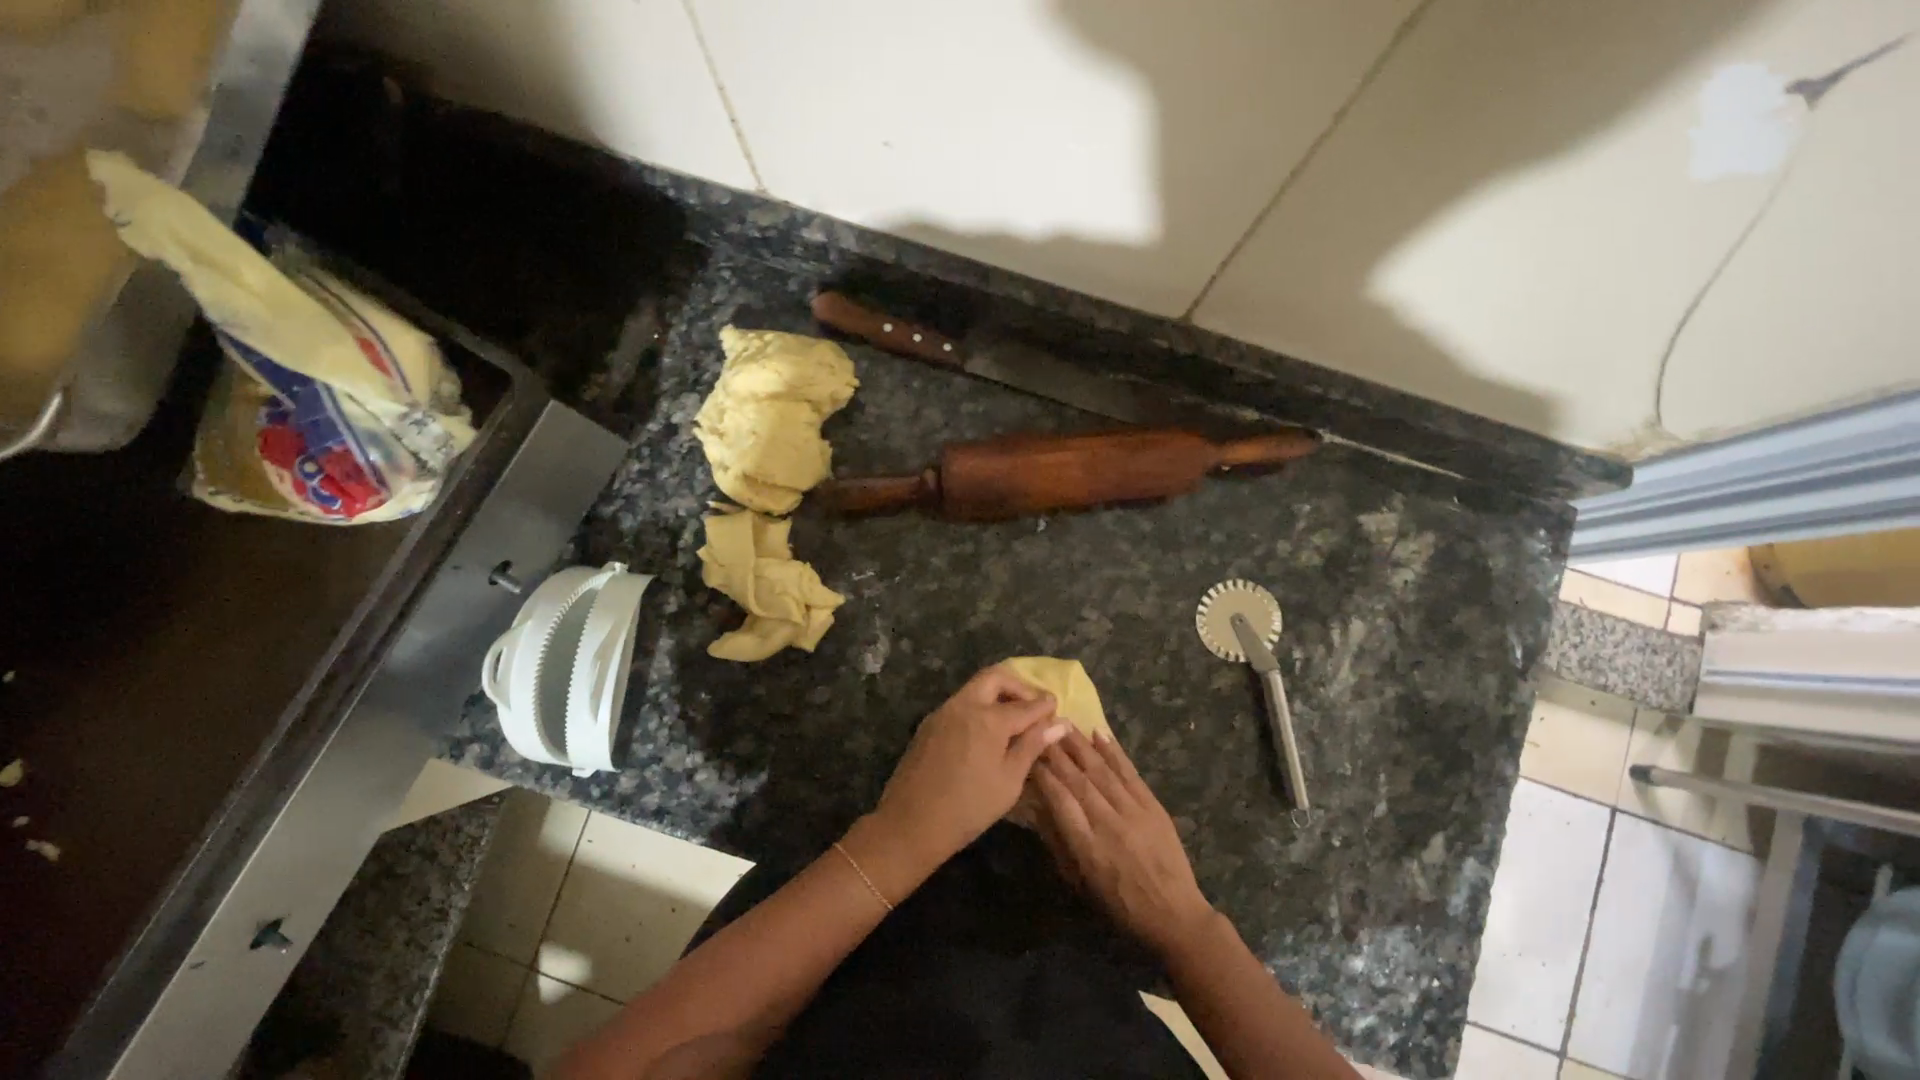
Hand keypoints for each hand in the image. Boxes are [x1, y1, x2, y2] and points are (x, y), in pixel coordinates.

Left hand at [874, 664, 1070, 862]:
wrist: (911, 823)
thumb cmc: (969, 807)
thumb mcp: (1009, 780)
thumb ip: (1032, 746)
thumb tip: (1059, 724)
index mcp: (988, 718)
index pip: (1026, 705)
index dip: (1045, 707)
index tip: (1057, 712)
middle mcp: (964, 705)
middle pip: (995, 678)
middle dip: (1019, 687)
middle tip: (1034, 707)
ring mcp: (942, 713)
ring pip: (974, 689)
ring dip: (997, 695)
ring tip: (1013, 721)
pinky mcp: (928, 725)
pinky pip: (960, 704)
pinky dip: (979, 708)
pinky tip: (986, 734)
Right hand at [1033, 729, 1214, 956]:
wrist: (1173, 915)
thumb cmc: (1120, 906)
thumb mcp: (1082, 883)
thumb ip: (1060, 845)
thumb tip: (1039, 811)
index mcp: (1086, 846)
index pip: (1059, 800)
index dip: (1043, 774)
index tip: (1029, 754)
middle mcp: (1108, 823)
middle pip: (1078, 780)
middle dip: (1058, 753)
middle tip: (1041, 728)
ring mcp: (1134, 812)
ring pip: (1102, 771)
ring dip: (1081, 745)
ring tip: (1064, 724)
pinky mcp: (1153, 807)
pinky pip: (1130, 773)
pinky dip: (1114, 752)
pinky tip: (1100, 735)